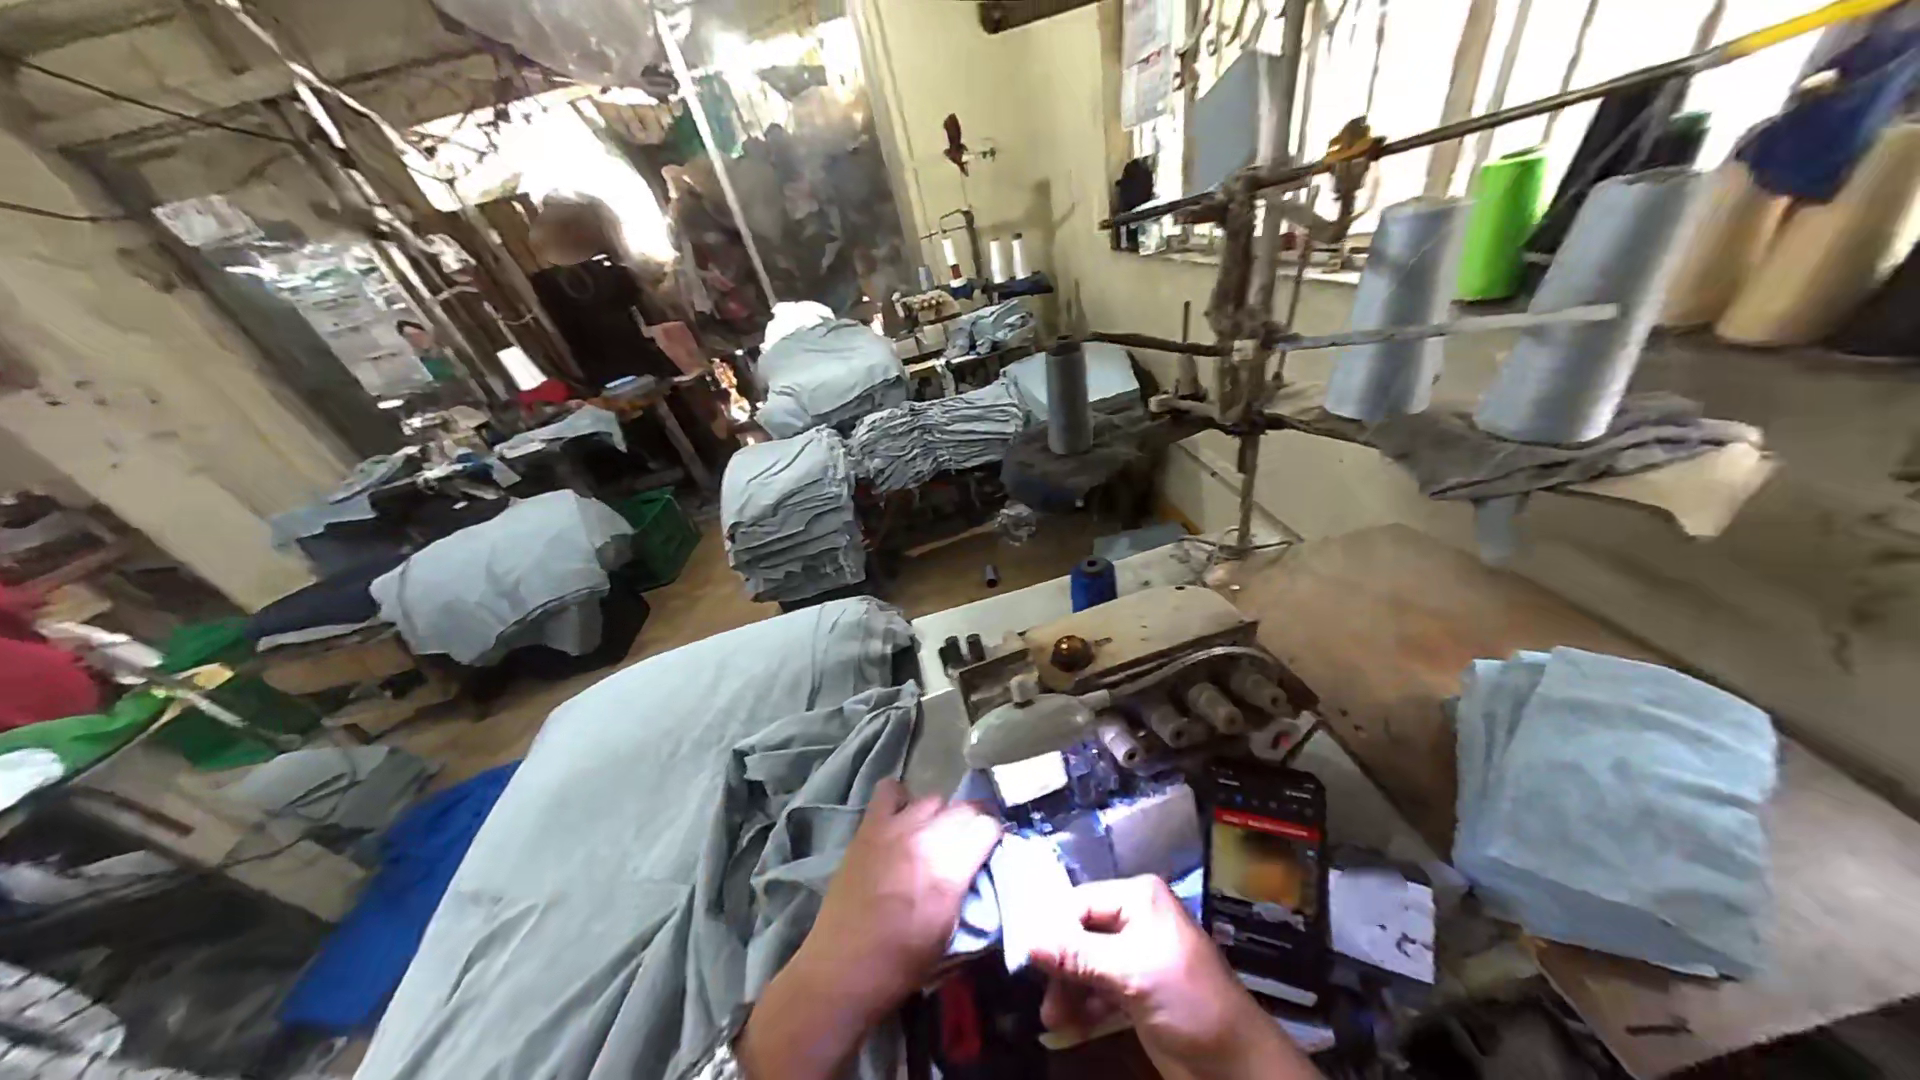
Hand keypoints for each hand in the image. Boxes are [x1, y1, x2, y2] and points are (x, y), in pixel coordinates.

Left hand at [799, 776, 1002, 1012]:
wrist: (843, 969)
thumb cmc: (902, 963)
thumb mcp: (951, 930)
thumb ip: (968, 888)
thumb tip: (978, 864)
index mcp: (950, 870)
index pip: (988, 826)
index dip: (993, 835)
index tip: (990, 847)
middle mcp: (926, 839)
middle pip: (964, 808)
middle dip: (972, 823)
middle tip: (966, 844)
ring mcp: (895, 828)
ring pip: (933, 799)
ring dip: (940, 816)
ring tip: (933, 836)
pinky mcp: (868, 827)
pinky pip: (889, 790)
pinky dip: (901, 799)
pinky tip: (902, 818)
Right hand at [1030, 876, 1317, 1079]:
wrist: (1238, 1064)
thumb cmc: (1188, 1002)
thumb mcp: (1130, 973)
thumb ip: (1077, 956)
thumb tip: (1028, 942)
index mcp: (1137, 898)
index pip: (1079, 902)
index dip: (1052, 929)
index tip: (1026, 959)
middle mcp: (1134, 917)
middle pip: (1079, 932)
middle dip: (1060, 966)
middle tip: (1044, 1000)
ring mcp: (1134, 953)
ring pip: (1085, 962)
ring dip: (1068, 989)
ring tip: (1054, 1020)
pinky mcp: (1135, 987)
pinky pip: (1097, 986)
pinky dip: (1083, 1003)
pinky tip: (1070, 1024)